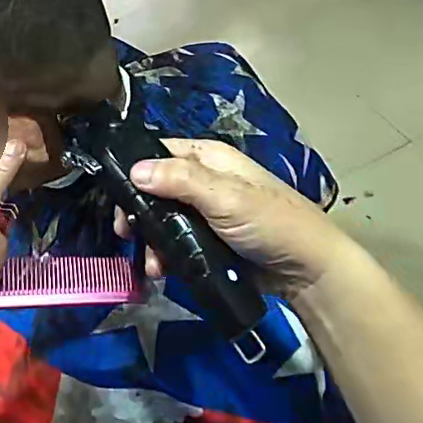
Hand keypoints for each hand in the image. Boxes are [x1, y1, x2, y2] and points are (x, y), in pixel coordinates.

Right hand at [114, 138, 358, 298]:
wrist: (305, 269)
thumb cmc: (269, 222)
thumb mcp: (225, 197)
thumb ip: (181, 181)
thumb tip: (135, 169)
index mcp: (209, 158)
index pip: (160, 152)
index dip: (136, 169)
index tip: (117, 195)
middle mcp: (204, 180)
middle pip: (156, 188)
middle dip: (139, 211)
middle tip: (126, 233)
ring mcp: (206, 211)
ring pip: (163, 218)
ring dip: (151, 239)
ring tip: (150, 263)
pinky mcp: (208, 240)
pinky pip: (176, 241)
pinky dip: (165, 254)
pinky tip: (161, 270)